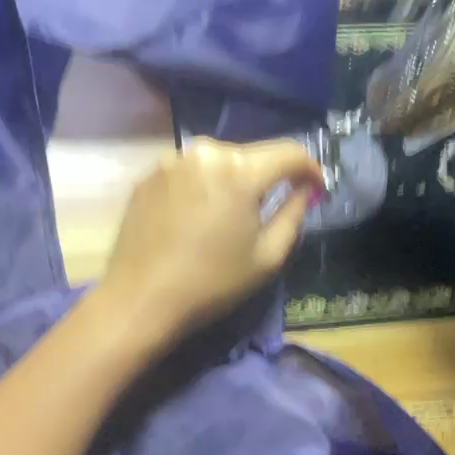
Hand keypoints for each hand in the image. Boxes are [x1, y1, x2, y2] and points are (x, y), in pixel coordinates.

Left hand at [94, 138, 323, 342]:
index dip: (309, 169)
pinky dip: (197, 190)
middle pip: (249, 156)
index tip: (315, 189)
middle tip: (267, 209)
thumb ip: (294, 214)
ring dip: (228, 183)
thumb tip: (304, 189)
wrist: (139, 301)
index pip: (289, 153)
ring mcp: (169, 163)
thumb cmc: (210, 284)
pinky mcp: (146, 179)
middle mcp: (203, 153)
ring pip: (215, 164)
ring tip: (225, 217)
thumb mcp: (266, 257)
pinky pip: (185, 176)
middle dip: (264, 178)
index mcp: (239, 169)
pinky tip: (193, 221)